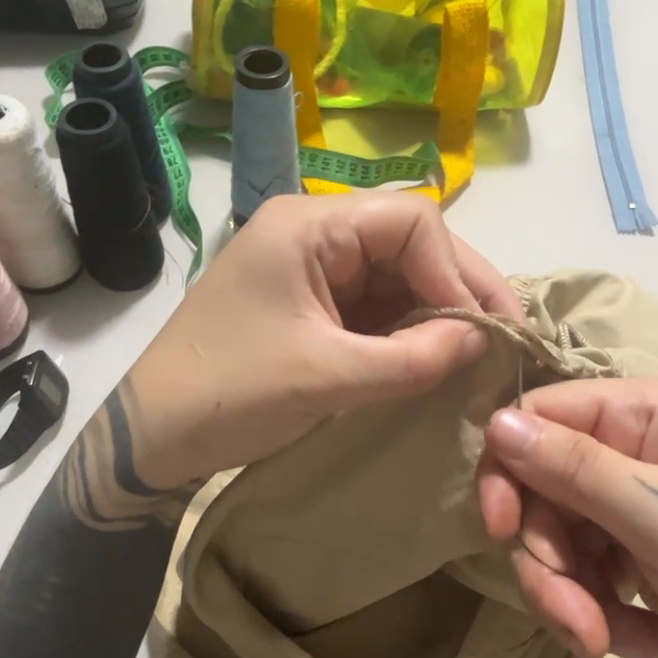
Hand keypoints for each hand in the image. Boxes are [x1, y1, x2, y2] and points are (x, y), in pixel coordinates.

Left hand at [123, 192, 519, 489]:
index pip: (410, 221)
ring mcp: (311, 270)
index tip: (483, 330)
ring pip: (395, 276)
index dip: (457, 271)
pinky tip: (436, 358)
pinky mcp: (309, 306)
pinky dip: (407, 331)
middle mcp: (313, 234)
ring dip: (437, 312)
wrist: (150, 436)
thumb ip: (411, 358)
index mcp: (308, 226)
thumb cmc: (229, 395)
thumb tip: (481, 340)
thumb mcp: (326, 378)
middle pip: (408, 243)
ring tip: (479, 354)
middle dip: (457, 288)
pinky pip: (373, 307)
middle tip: (506, 337)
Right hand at [477, 375, 657, 657]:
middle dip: (551, 561)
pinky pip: (580, 574)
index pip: (541, 416)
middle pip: (540, 490)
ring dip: (572, 597)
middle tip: (577, 618)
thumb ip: (579, 470)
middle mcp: (634, 448)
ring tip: (612, 642)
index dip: (510, 469)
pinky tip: (640, 641)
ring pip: (554, 540)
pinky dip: (596, 612)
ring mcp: (632, 504)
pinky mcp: (632, 554)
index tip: (500, 531)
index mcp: (649, 414)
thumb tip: (495, 422)